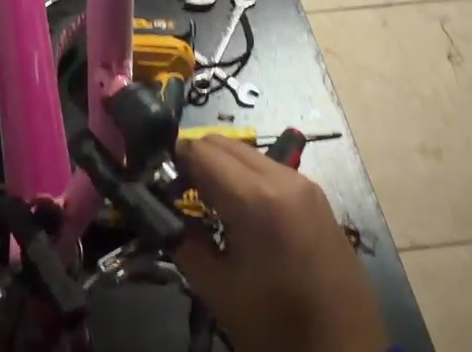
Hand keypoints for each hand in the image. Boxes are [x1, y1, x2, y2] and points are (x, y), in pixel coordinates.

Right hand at [173, 135, 386, 351]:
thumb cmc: (277, 328)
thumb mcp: (218, 290)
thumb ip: (183, 241)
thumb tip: (161, 211)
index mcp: (256, 199)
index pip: (200, 151)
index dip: (172, 159)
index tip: (153, 178)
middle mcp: (282, 178)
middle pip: (224, 144)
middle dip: (195, 160)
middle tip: (175, 191)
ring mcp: (305, 185)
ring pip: (248, 154)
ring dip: (221, 167)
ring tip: (205, 203)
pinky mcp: (318, 198)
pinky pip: (270, 170)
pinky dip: (246, 178)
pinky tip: (238, 212)